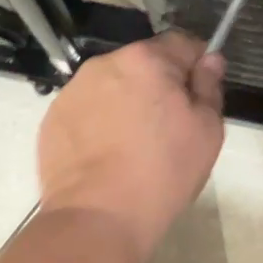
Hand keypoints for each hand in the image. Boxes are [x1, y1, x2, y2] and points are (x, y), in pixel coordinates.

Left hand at [37, 31, 226, 262]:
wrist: (96, 219)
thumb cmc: (162, 172)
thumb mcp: (207, 131)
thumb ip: (210, 87)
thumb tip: (209, 60)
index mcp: (146, 60)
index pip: (183, 43)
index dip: (198, 66)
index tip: (200, 97)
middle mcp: (104, 64)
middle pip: (144, 63)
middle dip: (159, 85)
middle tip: (170, 128)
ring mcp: (73, 91)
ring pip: (113, 86)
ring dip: (127, 102)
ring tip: (134, 146)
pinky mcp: (52, 119)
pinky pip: (88, 110)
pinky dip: (100, 124)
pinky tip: (107, 157)